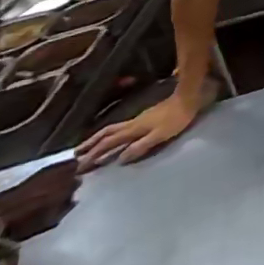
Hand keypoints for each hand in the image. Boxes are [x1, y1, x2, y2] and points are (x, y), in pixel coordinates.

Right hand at [74, 83, 213, 170]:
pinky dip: (111, 134)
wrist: (188, 98)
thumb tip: (118, 160)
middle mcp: (132, 123)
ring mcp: (138, 118)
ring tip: (88, 146)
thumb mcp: (160, 135)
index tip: (80, 166)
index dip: (94, 154)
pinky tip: (114, 136)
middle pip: (106, 133)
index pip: (109, 143)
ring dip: (98, 138)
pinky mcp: (145, 117)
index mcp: (133, 129)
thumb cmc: (176, 118)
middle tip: (75, 155)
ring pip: (112, 129)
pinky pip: (121, 127)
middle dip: (90, 144)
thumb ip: (140, 147)